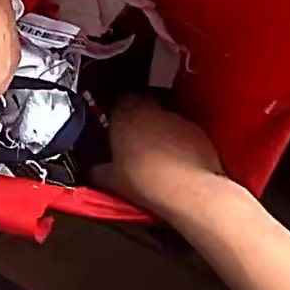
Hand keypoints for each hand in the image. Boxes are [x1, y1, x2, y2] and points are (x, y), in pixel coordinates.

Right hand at [96, 95, 231, 218]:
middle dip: (136, 119)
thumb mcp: (110, 180)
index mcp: (123, 114)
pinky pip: (183, 132)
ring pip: (162, 118)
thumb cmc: (142, 179)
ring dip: (158, 130)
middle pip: (140, 105)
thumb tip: (93, 172)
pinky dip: (178, 142)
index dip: (114, 114)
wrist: (185, 188)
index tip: (113, 127)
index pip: (115, 101)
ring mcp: (176, 118)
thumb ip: (98, 171)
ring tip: (155, 154)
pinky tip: (176, 162)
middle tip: (132, 139)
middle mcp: (150, 108)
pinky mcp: (197, 130)